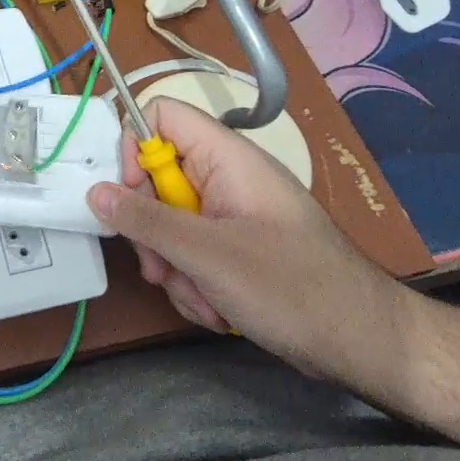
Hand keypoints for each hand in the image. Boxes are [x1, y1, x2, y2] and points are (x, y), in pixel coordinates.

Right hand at [87, 97, 419, 390]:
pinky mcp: (237, 250)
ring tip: (200, 299)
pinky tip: (216, 310)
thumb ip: (146, 220)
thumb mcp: (208, 254)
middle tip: (158, 267)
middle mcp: (227, 178)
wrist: (365, 344)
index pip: (161, 116)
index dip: (134, 147)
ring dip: (173, 266)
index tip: (127, 194)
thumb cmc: (291, 286)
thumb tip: (94, 192)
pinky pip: (192, 253)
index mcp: (227, 158)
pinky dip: (194, 284)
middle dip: (152, 229)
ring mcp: (233, 215)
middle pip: (157, 178)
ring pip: (171, 224)